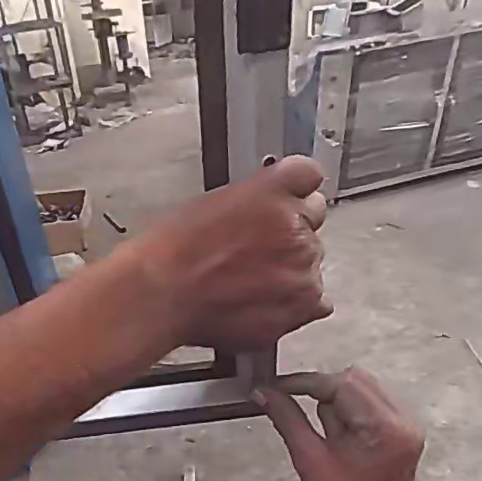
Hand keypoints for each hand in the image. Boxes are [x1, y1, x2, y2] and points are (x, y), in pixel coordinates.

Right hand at [126, 156, 330, 349]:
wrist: (164, 294)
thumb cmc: (175, 253)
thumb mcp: (213, 203)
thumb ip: (254, 202)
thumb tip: (266, 212)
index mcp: (272, 190)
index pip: (308, 176)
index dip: (296, 192)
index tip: (290, 200)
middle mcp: (295, 225)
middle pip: (312, 222)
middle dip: (290, 234)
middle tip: (256, 253)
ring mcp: (302, 267)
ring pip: (313, 264)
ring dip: (291, 271)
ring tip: (249, 284)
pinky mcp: (302, 304)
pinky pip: (317, 302)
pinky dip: (297, 304)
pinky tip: (265, 304)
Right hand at [257, 368, 424, 480]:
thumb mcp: (310, 461)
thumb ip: (286, 420)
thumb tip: (265, 394)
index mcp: (385, 428)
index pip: (341, 384)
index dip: (304, 382)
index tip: (278, 385)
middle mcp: (402, 421)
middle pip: (353, 380)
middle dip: (319, 392)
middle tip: (294, 407)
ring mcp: (404, 424)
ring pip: (359, 388)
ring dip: (333, 404)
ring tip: (327, 440)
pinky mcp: (399, 430)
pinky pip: (367, 403)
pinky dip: (345, 412)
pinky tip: (337, 439)